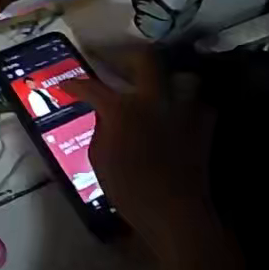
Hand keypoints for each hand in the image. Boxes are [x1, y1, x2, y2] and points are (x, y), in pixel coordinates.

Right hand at [68, 49, 223, 269]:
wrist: (175, 213)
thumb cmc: (130, 190)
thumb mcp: (100, 159)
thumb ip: (102, 129)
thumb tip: (107, 117)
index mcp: (123, 109)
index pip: (92, 87)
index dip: (75, 85)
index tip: (65, 85)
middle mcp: (154, 100)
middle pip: (144, 59)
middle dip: (126, 56)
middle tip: (112, 62)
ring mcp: (183, 110)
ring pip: (181, 76)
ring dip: (166, 79)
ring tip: (154, 87)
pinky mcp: (203, 126)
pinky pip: (198, 105)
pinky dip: (187, 106)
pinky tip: (178, 116)